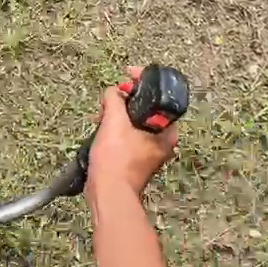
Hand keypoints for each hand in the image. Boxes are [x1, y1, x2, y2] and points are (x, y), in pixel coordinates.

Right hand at [86, 65, 178, 196]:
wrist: (109, 192)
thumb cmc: (116, 160)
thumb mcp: (114, 122)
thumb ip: (114, 99)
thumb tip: (112, 91)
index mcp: (166, 131)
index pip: (159, 96)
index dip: (142, 82)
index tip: (128, 74)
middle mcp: (162, 140)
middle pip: (145, 108)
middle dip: (124, 100)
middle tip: (110, 98)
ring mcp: (149, 150)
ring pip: (134, 121)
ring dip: (117, 114)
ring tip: (101, 115)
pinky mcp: (135, 157)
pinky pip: (127, 134)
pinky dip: (115, 128)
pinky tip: (101, 128)